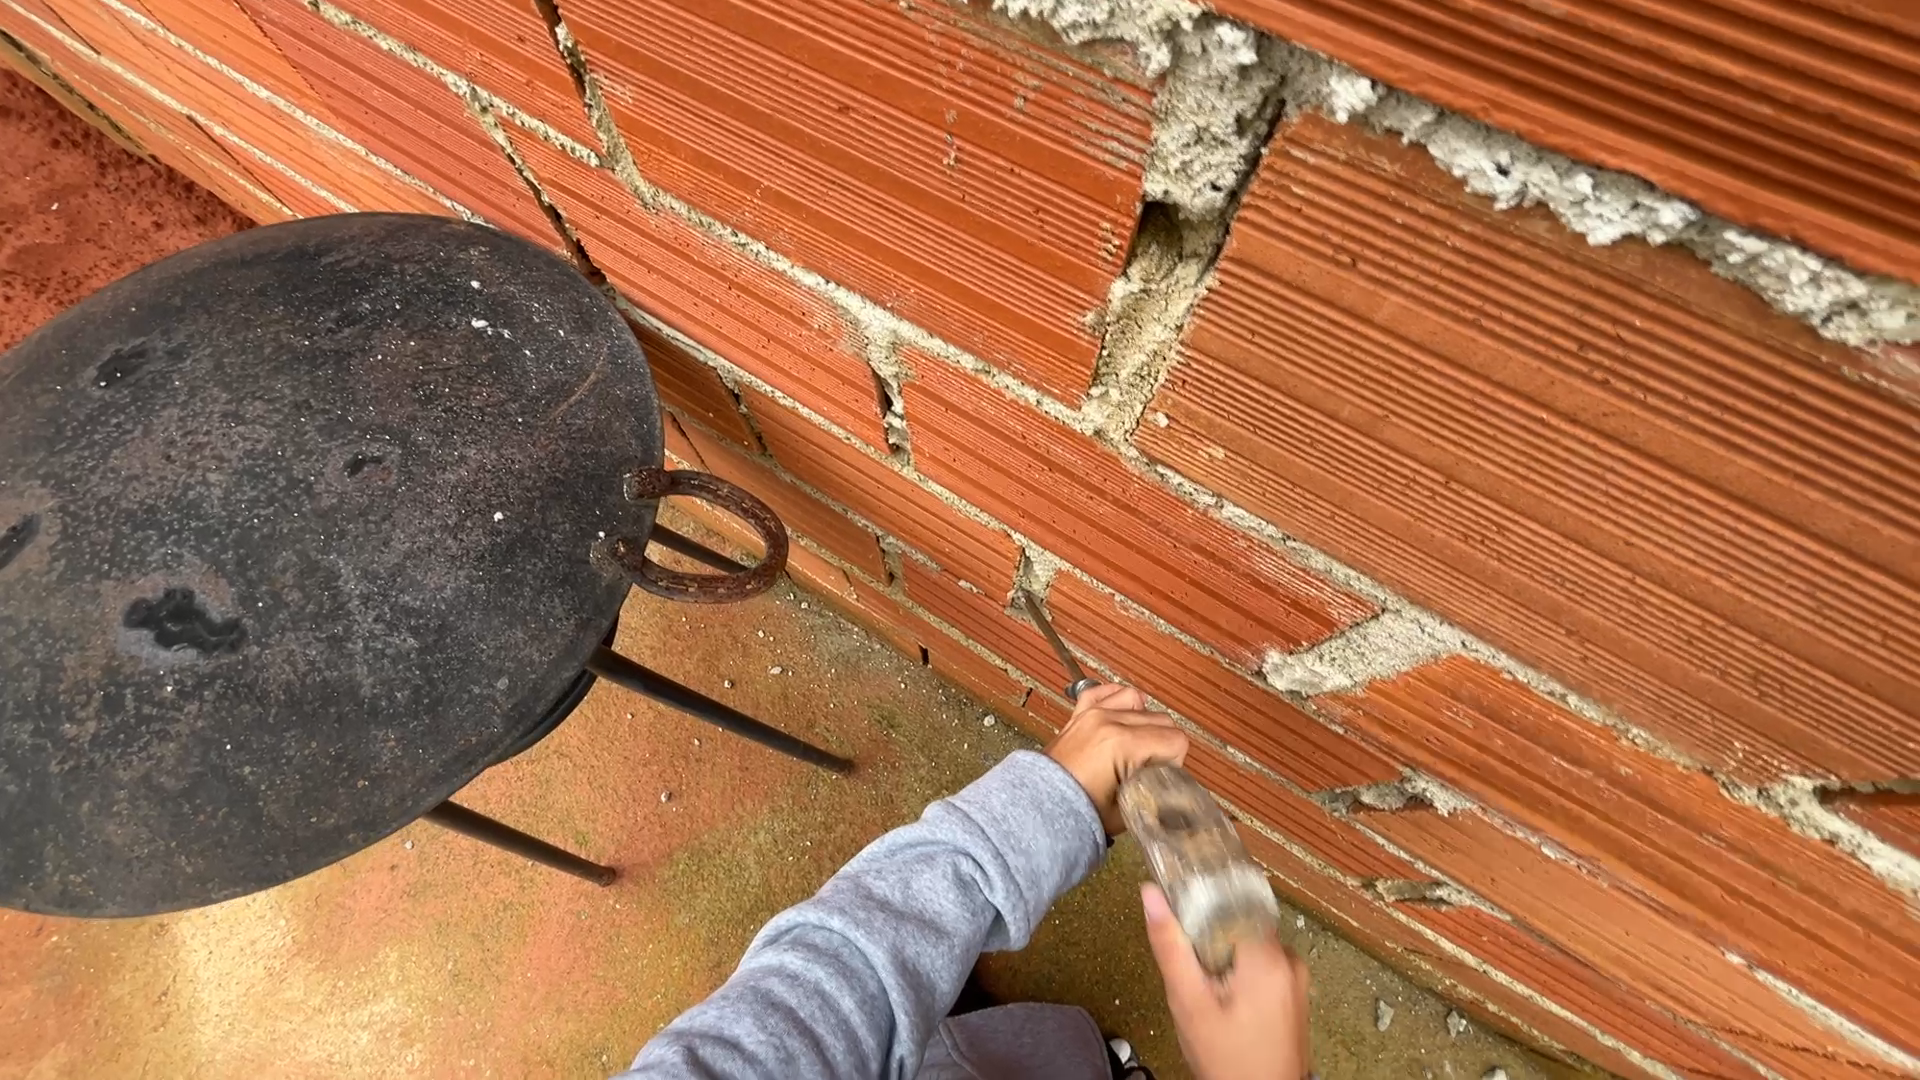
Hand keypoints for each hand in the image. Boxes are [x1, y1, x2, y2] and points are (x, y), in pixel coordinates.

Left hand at [1044, 683, 1187, 834]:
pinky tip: (1124, 714)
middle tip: (1151, 769)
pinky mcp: (1080, 712)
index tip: (1164, 777)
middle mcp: (1107, 720)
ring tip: (1138, 745)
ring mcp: (1092, 712)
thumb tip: (1173, 786)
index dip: (1175, 762)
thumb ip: (1155, 790)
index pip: (1175, 739)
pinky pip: (1106, 691)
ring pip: (1138, 700)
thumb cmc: (1078, 810)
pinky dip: (1118, 699)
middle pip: (1161, 719)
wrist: (1041, 805)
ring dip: (1145, 720)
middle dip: (1163, 745)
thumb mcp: (1128, 809)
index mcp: (1121, 743)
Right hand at [1143, 883, 1310, 1079]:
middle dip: (1208, 940)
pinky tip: (1225, 1001)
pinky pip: (1259, 963)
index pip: (1227, 903)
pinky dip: (1238, 972)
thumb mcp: (1189, 1004)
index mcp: (1268, 955)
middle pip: (1236, 923)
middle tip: (1193, 973)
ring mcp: (1296, 978)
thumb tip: (1151, 893)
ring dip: (1222, 956)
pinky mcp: (1294, 993)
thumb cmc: (1227, 1060)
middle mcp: (1289, 959)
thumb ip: (1170, 946)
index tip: (1181, 930)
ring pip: (1246, 943)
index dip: (1198, 910)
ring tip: (1207, 991)